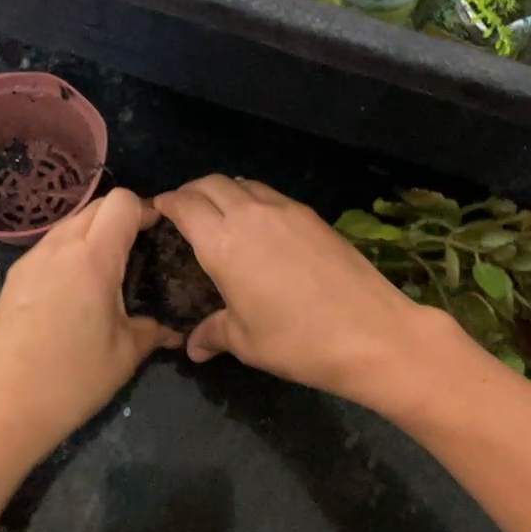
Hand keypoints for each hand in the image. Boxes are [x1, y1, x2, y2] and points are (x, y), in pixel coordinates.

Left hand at [0, 189, 181, 468]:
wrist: (1, 410)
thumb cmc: (71, 381)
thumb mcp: (124, 356)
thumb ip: (153, 331)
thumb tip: (174, 331)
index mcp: (92, 258)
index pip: (122, 202)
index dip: (146, 209)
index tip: (160, 232)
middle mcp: (59, 247)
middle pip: (97, 205)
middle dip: (123, 217)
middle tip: (141, 249)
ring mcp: (32, 259)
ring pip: (71, 222)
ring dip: (95, 231)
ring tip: (111, 268)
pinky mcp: (14, 276)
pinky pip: (51, 244)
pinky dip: (72, 248)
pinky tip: (79, 286)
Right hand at [154, 176, 455, 408]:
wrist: (372, 332)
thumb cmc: (298, 341)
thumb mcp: (247, 342)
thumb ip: (215, 334)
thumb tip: (193, 347)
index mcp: (222, 242)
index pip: (185, 204)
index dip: (167, 202)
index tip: (158, 209)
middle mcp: (249, 215)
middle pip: (211, 184)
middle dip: (191, 191)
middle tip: (184, 210)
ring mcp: (284, 210)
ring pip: (243, 184)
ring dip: (224, 191)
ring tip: (220, 213)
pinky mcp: (311, 215)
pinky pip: (270, 195)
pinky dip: (253, 199)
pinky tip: (259, 225)